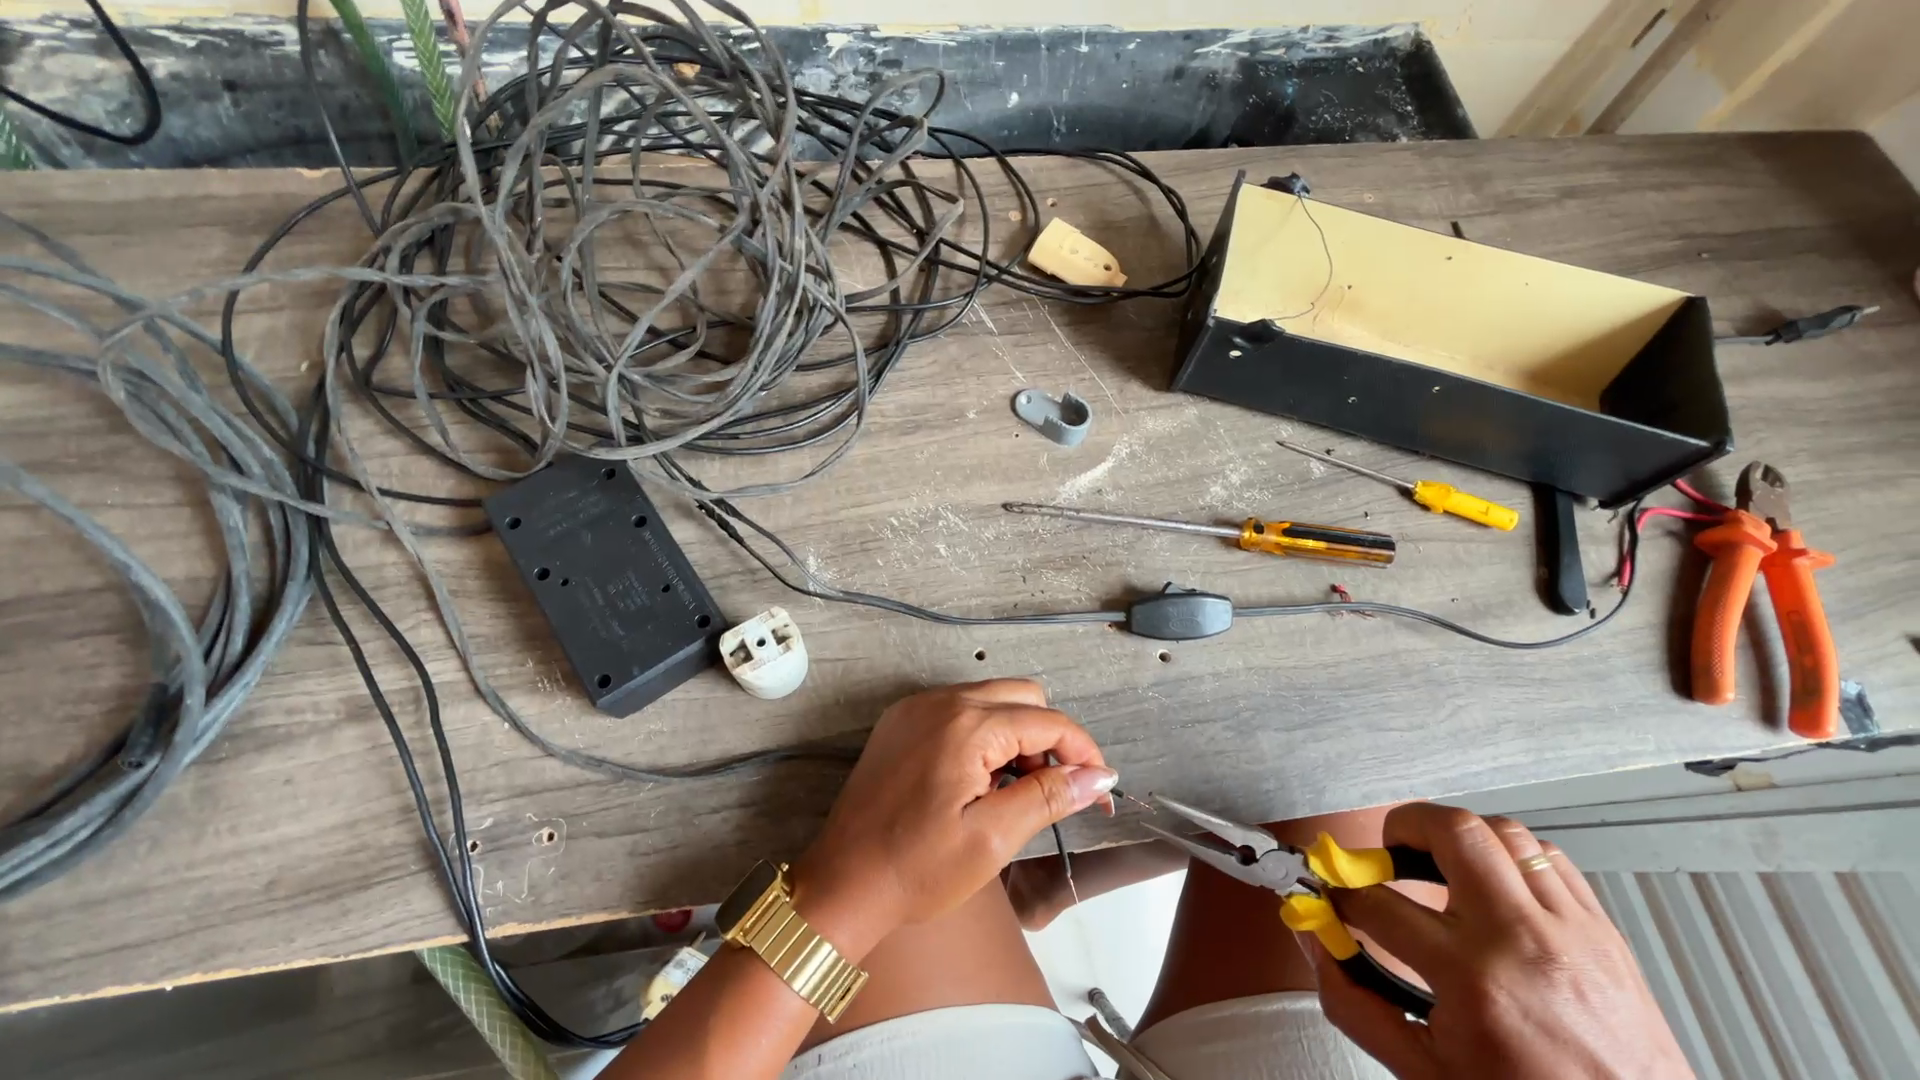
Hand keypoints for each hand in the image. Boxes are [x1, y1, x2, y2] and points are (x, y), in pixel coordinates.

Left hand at [790, 679, 1115, 956]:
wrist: (843, 884)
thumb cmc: (914, 869)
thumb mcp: (993, 838)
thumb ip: (1049, 796)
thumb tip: (1096, 776)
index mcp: (965, 726)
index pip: (1048, 720)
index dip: (1082, 753)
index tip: (1097, 789)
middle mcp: (939, 702)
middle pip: (1023, 697)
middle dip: (1048, 739)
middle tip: (1051, 791)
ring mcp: (915, 709)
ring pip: (992, 700)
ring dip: (1017, 736)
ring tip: (1013, 792)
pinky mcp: (901, 723)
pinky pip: (959, 711)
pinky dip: (983, 736)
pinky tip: (980, 781)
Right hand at [1307, 803, 1692, 1079]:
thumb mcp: (1423, 1073)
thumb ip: (1353, 1003)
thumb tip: (1315, 942)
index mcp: (1473, 980)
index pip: (1379, 904)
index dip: (1341, 895)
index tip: (1333, 896)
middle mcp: (1523, 939)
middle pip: (1452, 831)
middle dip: (1402, 826)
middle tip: (1384, 851)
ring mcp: (1570, 929)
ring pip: (1504, 832)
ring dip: (1457, 836)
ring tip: (1436, 863)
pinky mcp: (1602, 931)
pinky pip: (1548, 858)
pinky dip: (1508, 857)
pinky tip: (1489, 885)